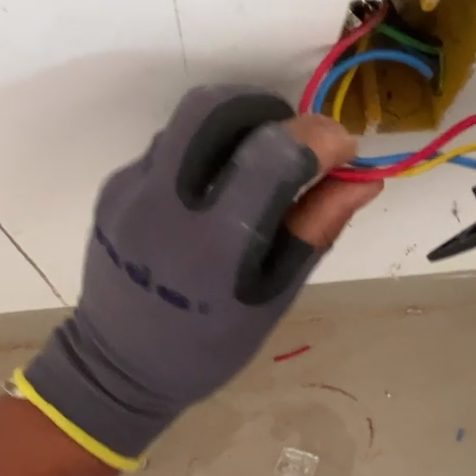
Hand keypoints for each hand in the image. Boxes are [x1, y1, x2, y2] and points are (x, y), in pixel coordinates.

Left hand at [17, 86, 380, 466]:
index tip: (342, 150)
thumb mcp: (272, 297)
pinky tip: (208, 197)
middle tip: (292, 142)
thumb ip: (315, 230)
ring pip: (188, 124)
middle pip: (217, 107)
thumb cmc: (208, 346)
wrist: (119, 367)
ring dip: (232, 132)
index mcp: (214, 242)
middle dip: (269, 110)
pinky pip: (164, 150)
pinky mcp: (111, 190)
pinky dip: (199, 157)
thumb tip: (364, 179)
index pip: (274, 151)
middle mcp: (163, 203)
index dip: (320, 136)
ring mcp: (129, 192)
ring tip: (251, 174)